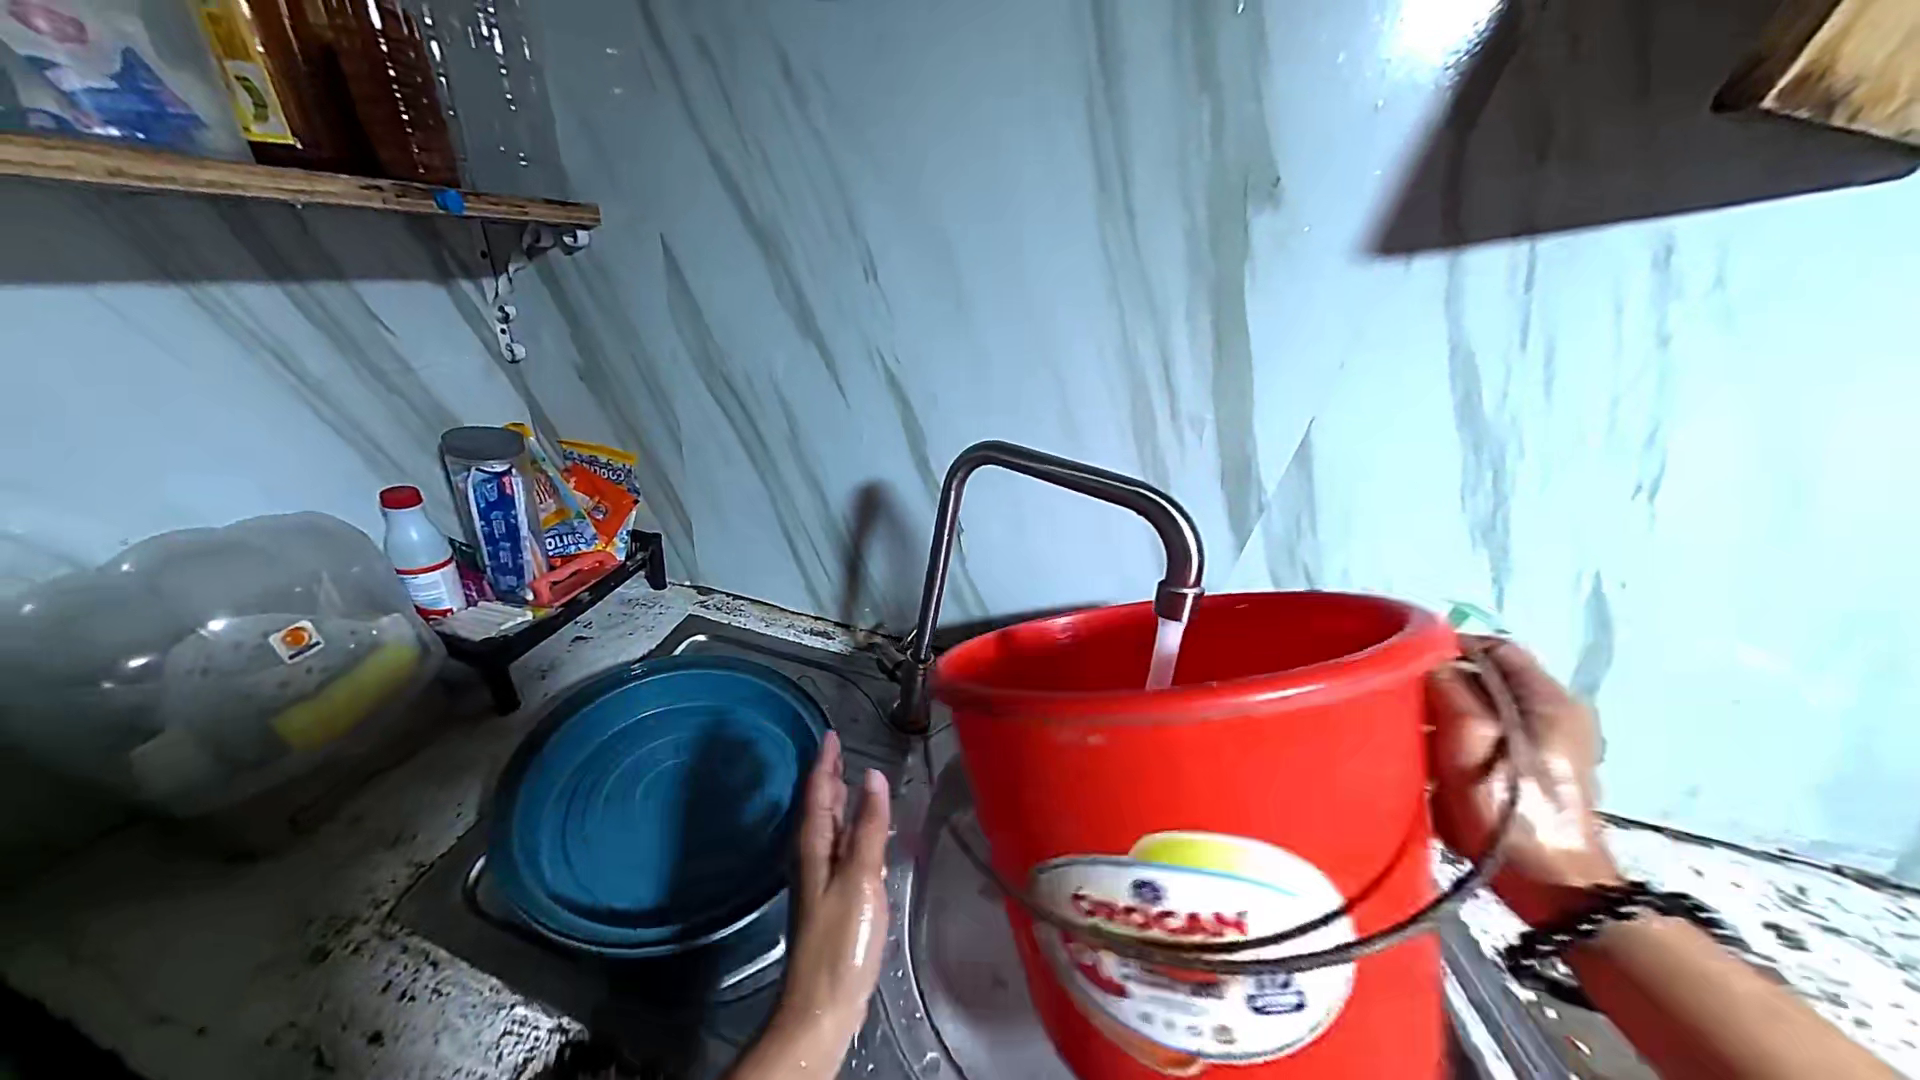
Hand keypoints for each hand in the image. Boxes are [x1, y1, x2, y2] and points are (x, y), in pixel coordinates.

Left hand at [762, 730, 889, 1067]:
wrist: (823, 1003)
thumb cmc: (841, 938)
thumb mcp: (861, 877)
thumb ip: (870, 827)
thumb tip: (874, 777)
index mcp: (815, 845)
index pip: (817, 792)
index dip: (825, 762)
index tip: (831, 734)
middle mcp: (813, 855)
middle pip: (820, 806)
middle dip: (829, 776)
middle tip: (840, 749)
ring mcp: (822, 877)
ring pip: (829, 825)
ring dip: (837, 800)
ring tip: (849, 779)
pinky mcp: (834, 895)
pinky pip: (840, 846)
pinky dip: (850, 827)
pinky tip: (862, 831)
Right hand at [1428, 637, 1621, 927]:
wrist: (1551, 884)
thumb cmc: (1506, 806)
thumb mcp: (1469, 738)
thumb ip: (1450, 689)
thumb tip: (1429, 659)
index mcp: (1549, 700)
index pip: (1495, 646)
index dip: (1449, 646)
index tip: (1407, 662)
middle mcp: (1559, 713)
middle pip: (1492, 675)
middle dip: (1446, 678)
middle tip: (1406, 694)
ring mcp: (1557, 743)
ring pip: (1491, 703)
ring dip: (1453, 706)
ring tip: (1418, 723)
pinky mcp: (1544, 769)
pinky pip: (1497, 729)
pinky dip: (1467, 730)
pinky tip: (1443, 751)